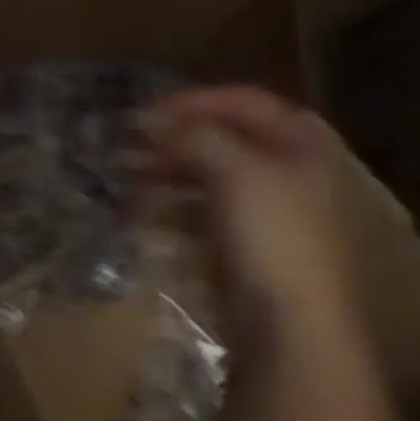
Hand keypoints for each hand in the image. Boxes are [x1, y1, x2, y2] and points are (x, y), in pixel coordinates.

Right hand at [132, 86, 359, 345]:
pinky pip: (198, 215)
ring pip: (205, 179)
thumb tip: (150, 119)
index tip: (143, 115)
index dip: (195, 103)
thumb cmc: (271, 237)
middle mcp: (282, 171)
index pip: (245, 104)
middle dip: (171, 141)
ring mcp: (261, 212)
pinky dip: (169, 209)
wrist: (286, 317)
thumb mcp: (236, 174)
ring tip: (123, 180)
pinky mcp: (237, 246)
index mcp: (297, 145)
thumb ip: (194, 140)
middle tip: (122, 149)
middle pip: (222, 141)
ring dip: (164, 174)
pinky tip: (141, 215)